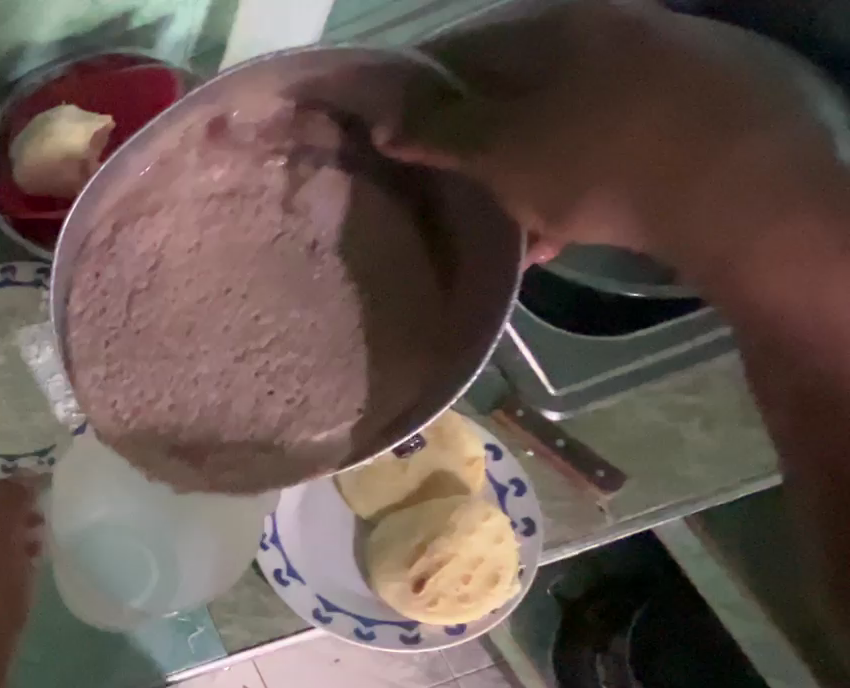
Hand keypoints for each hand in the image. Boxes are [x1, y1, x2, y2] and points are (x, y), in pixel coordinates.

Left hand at [0, 478, 42, 664]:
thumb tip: (24, 472)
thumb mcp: (2, 541)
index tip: (51, 485)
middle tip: (52, 509)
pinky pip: (6, 555)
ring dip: (25, 529)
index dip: (21, 486)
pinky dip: (22, 551)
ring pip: (3, 534)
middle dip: (24, 508)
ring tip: (47, 532)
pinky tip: (38, 556)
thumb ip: (10, 504)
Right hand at [382, 0, 843, 267]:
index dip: (412, 94)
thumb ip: (437, 132)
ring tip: (496, 217)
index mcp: (557, 26)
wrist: (737, 191)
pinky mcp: (685, 107)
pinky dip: (565, 179)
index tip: (385, 137)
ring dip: (516, 166)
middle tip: (437, 184)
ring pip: (553, 117)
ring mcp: (655, 64)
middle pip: (508, 86)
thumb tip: (386, 121)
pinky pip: (597, 140)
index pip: (458, 50)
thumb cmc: (596, 163)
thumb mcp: (498, 152)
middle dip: (467, 138)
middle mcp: (609, 28)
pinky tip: (553, 226)